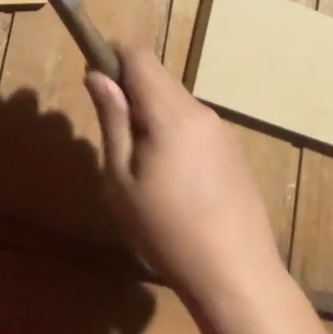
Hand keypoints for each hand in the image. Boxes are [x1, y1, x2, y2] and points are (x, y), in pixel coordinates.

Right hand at [85, 44, 284, 300]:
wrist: (237, 278)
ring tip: (142, 167)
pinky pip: (195, 126)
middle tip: (115, 137)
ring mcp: (222, 132)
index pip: (139, 56)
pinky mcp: (234, 153)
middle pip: (159, 78)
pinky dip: (175, 134)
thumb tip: (97, 75)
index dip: (112, 58)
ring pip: (177, 103)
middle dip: (131, 92)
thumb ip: (112, 121)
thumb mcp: (121, 180)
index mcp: (171, 113)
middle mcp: (200, 112)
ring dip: (153, 115)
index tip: (95, 84)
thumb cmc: (167, 231)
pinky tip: (173, 182)